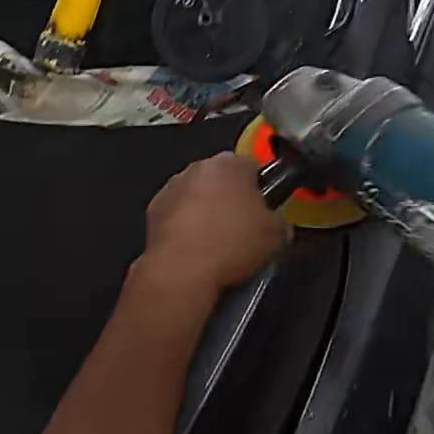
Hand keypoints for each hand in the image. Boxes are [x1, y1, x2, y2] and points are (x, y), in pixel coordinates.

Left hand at [136, 153, 288, 301]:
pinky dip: (185, 225)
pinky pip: (177, 213)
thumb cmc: (233, 244)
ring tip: (217, 242)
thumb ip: (279, 221)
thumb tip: (277, 224)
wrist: (182, 270)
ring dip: (205, 210)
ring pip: (197, 194)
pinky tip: (194, 249)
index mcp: (231, 163)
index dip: (261, 188)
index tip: (264, 210)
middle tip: (242, 227)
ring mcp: (172, 186)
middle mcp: (199, 167)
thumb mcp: (276, 235)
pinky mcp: (153, 209)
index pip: (252, 166)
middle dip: (231, 197)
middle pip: (221, 178)